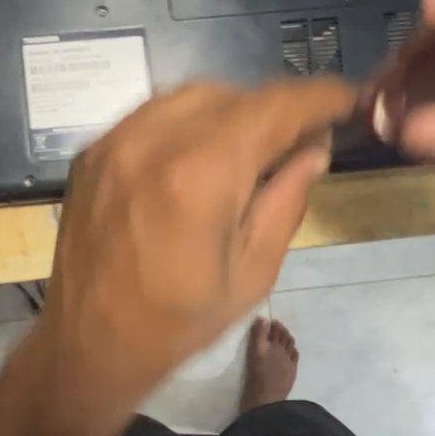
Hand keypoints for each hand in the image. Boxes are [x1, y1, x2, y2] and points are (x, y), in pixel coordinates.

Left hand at [27, 78, 355, 432]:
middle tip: (297, 141)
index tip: (346, 100)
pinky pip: (152, 112)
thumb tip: (314, 148)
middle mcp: (153, 140)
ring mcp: (115, 140)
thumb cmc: (178, 321)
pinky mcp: (92, 149)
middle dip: (275, 110)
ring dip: (231, 110)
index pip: (274, 107)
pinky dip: (187, 121)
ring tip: (248, 149)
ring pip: (191, 95)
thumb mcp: (253, 272)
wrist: (88, 342)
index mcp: (201, 175)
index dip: (318, 97)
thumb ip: (287, 199)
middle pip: (234, 94)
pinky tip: (197, 155)